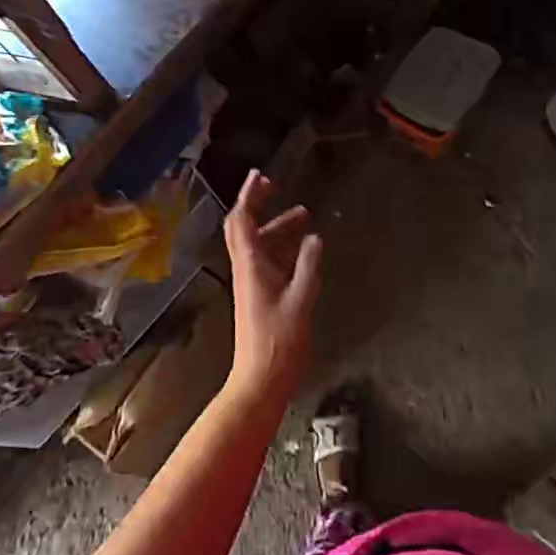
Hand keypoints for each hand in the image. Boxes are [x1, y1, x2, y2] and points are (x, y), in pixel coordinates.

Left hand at [223, 170, 323, 403]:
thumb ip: (308, 266)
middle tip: (276, 186)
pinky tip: (303, 249)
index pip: (243, 219)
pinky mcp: (258, 293)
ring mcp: (251, 280)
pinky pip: (267, 260)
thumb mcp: (300, 300)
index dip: (249, 194)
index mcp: (250, 263)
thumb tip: (313, 238)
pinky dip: (281, 247)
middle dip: (258, 203)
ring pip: (259, 243)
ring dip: (277, 226)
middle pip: (244, 226)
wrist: (260, 379)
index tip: (261, 175)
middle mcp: (245, 267)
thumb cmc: (278, 340)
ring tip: (304, 216)